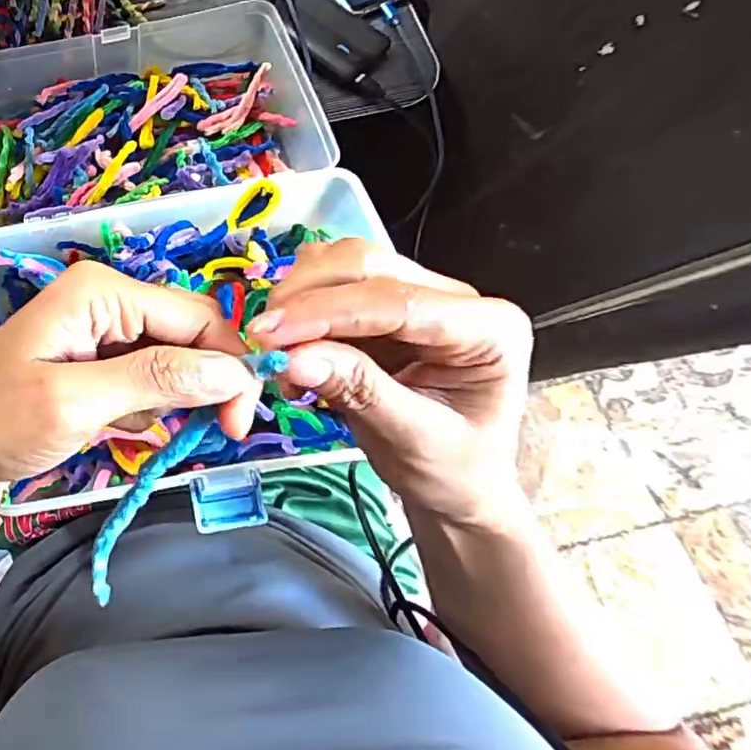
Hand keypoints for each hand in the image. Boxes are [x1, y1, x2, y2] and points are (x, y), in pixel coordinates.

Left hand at [0, 260, 261, 484]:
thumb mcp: (73, 403)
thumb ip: (154, 380)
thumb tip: (233, 371)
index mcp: (102, 292)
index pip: (196, 316)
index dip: (229, 365)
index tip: (240, 424)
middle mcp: (108, 298)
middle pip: (189, 333)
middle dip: (204, 382)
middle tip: (208, 434)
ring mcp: (102, 327)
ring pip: (174, 358)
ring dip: (171, 398)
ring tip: (127, 426)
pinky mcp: (97, 357)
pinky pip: (148, 375)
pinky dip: (148, 405)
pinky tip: (116, 423)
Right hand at [247, 238, 533, 527]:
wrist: (455, 485)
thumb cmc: (452, 470)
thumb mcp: (412, 440)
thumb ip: (358, 391)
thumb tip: (291, 359)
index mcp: (487, 328)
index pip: (396, 301)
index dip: (326, 313)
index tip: (271, 335)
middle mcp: (453, 298)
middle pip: (363, 265)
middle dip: (304, 298)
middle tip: (263, 343)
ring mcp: (413, 293)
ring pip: (339, 264)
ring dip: (295, 299)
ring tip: (278, 352)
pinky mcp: (377, 302)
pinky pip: (326, 283)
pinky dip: (296, 308)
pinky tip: (290, 350)